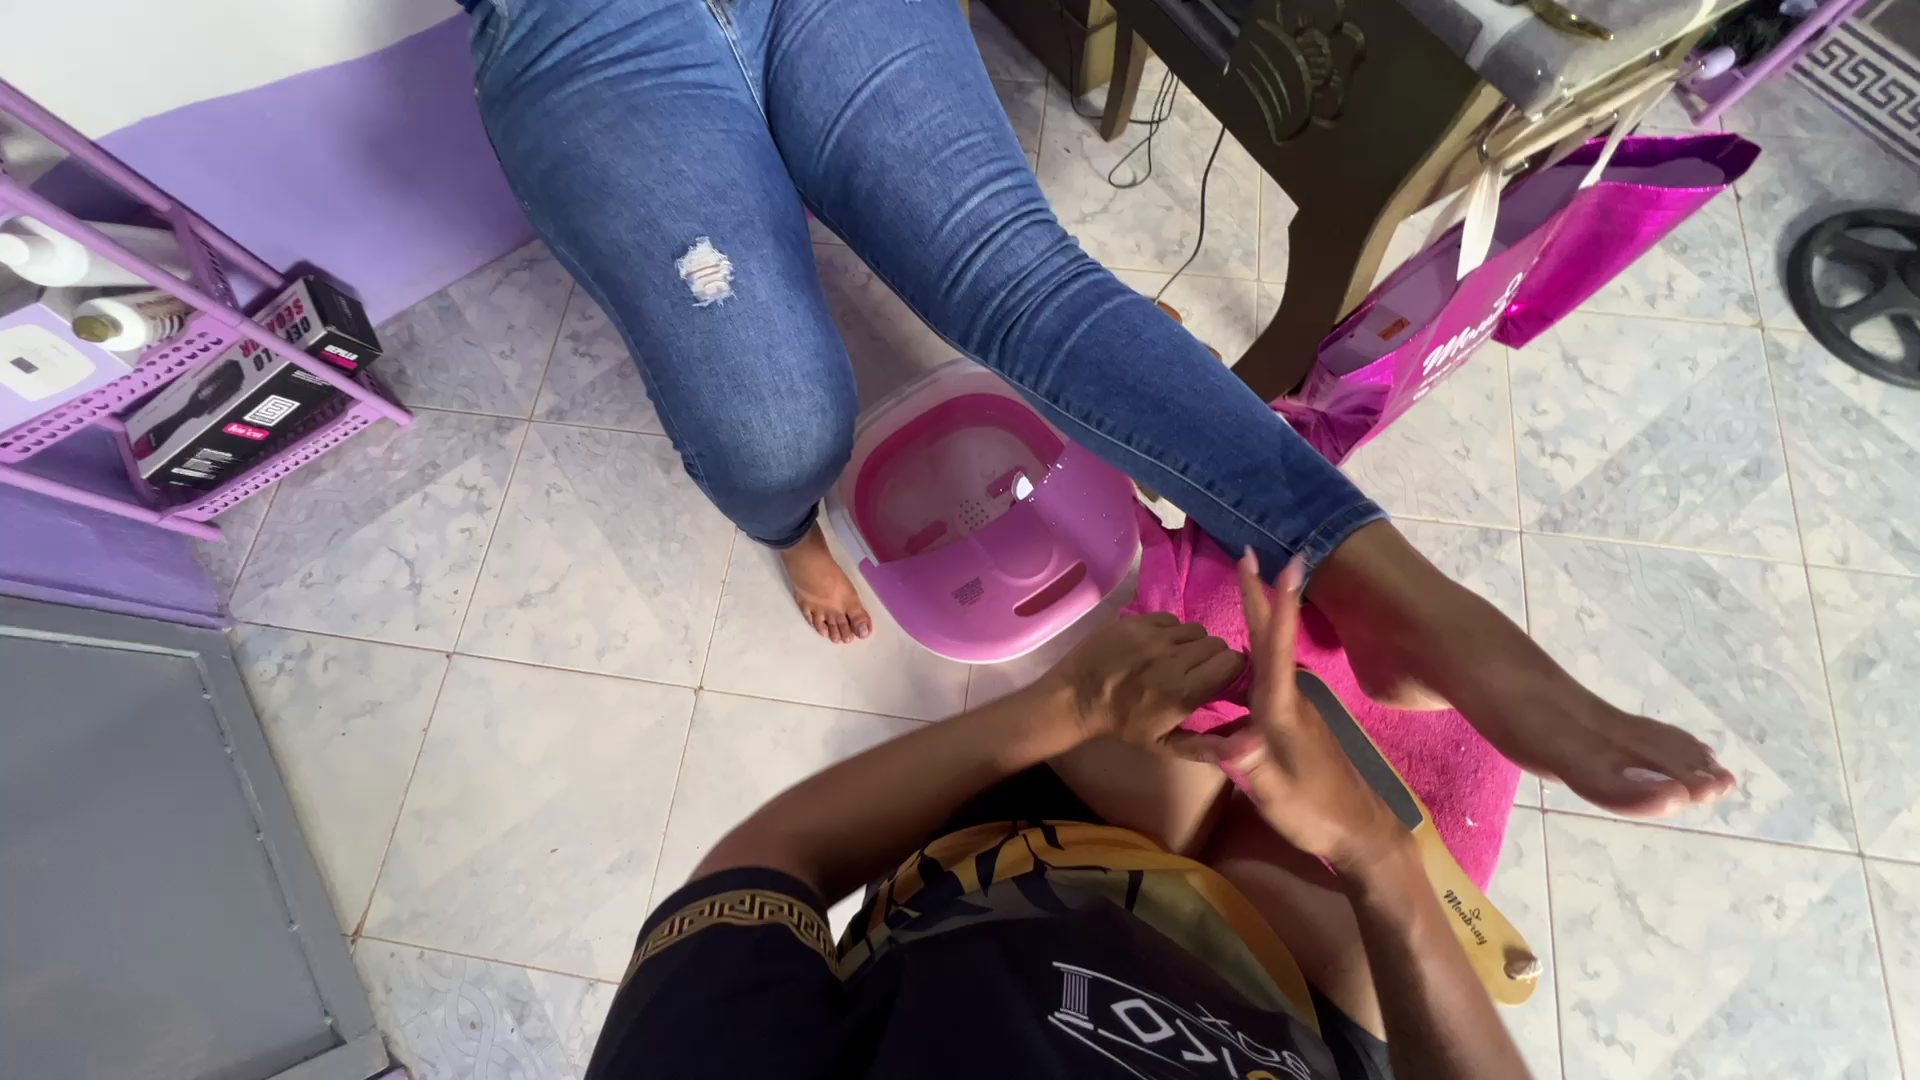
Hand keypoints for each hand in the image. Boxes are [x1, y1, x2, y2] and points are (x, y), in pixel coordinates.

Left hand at [1046, 613, 1244, 752]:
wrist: (1076, 697)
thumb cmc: (1124, 723)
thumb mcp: (1165, 744)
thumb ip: (1208, 745)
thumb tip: (1251, 743)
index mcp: (1182, 691)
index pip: (1232, 663)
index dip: (1231, 670)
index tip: (1221, 679)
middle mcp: (1171, 659)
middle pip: (1216, 644)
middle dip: (1213, 658)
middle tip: (1195, 671)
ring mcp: (1151, 636)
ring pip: (1195, 630)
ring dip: (1192, 644)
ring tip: (1175, 658)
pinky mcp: (1136, 621)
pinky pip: (1172, 619)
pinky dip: (1171, 632)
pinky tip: (1157, 646)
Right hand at [1225, 549, 1407, 875]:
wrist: (1359, 832)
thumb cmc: (1312, 812)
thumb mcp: (1275, 795)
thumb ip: (1251, 764)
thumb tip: (1232, 737)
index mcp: (1280, 710)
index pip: (1274, 649)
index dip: (1277, 607)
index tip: (1282, 566)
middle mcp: (1289, 698)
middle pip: (1270, 637)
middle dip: (1262, 594)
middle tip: (1249, 553)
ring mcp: (1294, 705)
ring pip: (1268, 652)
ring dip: (1258, 615)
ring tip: (1245, 584)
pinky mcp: (1294, 717)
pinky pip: (1266, 672)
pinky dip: (1254, 647)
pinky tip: (1238, 651)